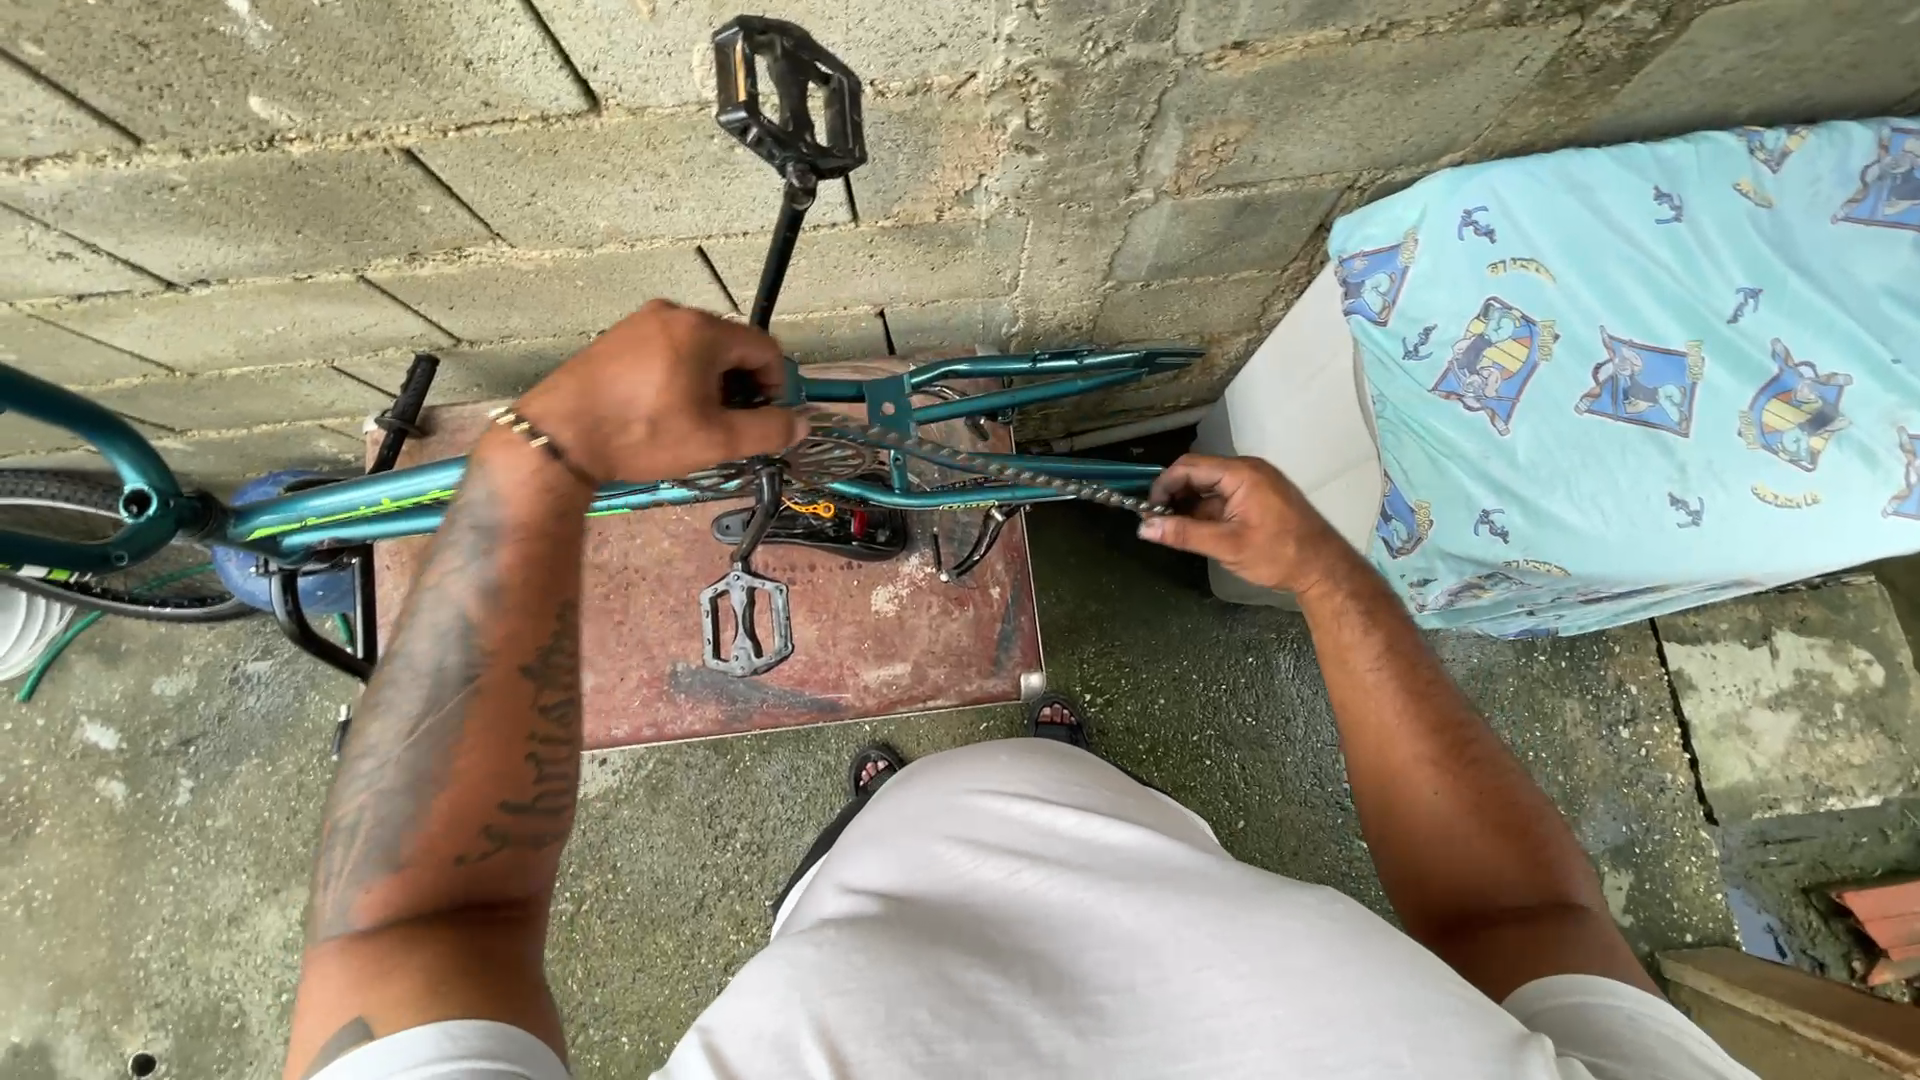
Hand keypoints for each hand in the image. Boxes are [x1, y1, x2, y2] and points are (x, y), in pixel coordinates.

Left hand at [513, 300, 806, 484]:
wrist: (560, 437)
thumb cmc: (645, 435)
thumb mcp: (717, 440)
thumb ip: (769, 430)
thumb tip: (802, 423)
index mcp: (703, 330)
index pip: (765, 348)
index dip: (777, 385)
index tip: (765, 418)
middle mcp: (674, 313)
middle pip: (732, 345)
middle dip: (743, 384)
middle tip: (733, 423)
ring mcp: (641, 321)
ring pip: (700, 348)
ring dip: (714, 381)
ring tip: (700, 418)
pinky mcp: (618, 337)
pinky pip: (669, 349)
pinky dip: (683, 374)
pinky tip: (668, 407)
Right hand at [1137, 454, 1350, 598]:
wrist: (1325, 569)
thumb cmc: (1278, 555)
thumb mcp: (1226, 546)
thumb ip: (1183, 533)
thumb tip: (1144, 527)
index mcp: (1241, 473)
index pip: (1189, 466)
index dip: (1163, 485)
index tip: (1148, 510)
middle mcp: (1247, 470)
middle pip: (1197, 473)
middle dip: (1173, 494)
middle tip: (1155, 520)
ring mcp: (1254, 483)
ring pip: (1208, 486)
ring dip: (1187, 504)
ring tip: (1170, 528)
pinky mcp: (1257, 498)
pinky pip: (1222, 496)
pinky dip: (1204, 510)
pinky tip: (1193, 530)